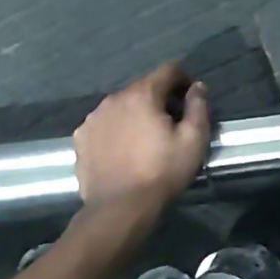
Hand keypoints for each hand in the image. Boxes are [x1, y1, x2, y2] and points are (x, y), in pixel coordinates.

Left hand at [73, 63, 211, 208]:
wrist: (120, 208)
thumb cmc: (162, 172)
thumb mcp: (194, 140)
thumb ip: (198, 106)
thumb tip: (198, 86)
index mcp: (142, 95)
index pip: (168, 70)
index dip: (184, 79)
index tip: (192, 97)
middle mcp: (113, 99)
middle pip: (143, 88)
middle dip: (160, 98)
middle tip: (173, 122)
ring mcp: (92, 119)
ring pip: (121, 106)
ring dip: (136, 114)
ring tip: (146, 138)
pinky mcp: (81, 139)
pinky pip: (105, 124)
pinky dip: (117, 129)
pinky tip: (125, 150)